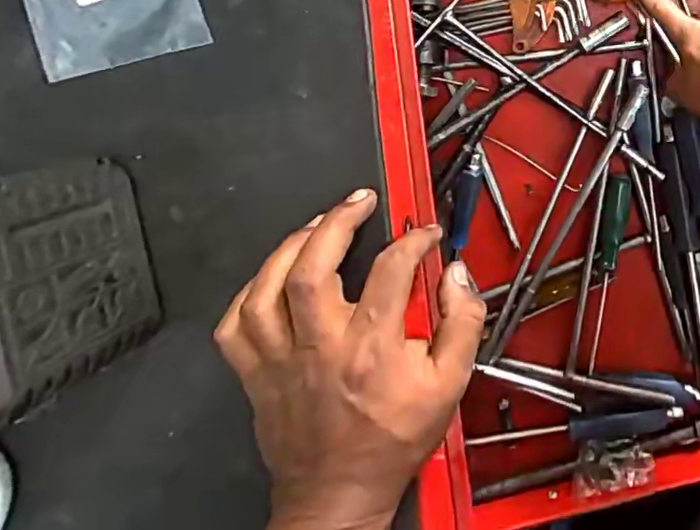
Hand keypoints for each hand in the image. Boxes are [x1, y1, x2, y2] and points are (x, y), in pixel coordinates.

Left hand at [215, 190, 484, 529]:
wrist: (338, 498)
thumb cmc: (392, 443)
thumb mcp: (451, 383)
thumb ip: (463, 322)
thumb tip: (456, 276)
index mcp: (372, 348)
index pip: (392, 268)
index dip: (415, 239)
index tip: (426, 235)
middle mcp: (322, 348)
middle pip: (314, 266)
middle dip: (338, 220)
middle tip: (359, 201)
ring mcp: (282, 361)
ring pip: (267, 288)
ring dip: (292, 245)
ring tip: (318, 224)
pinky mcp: (257, 376)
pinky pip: (236, 325)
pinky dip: (251, 290)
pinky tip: (275, 274)